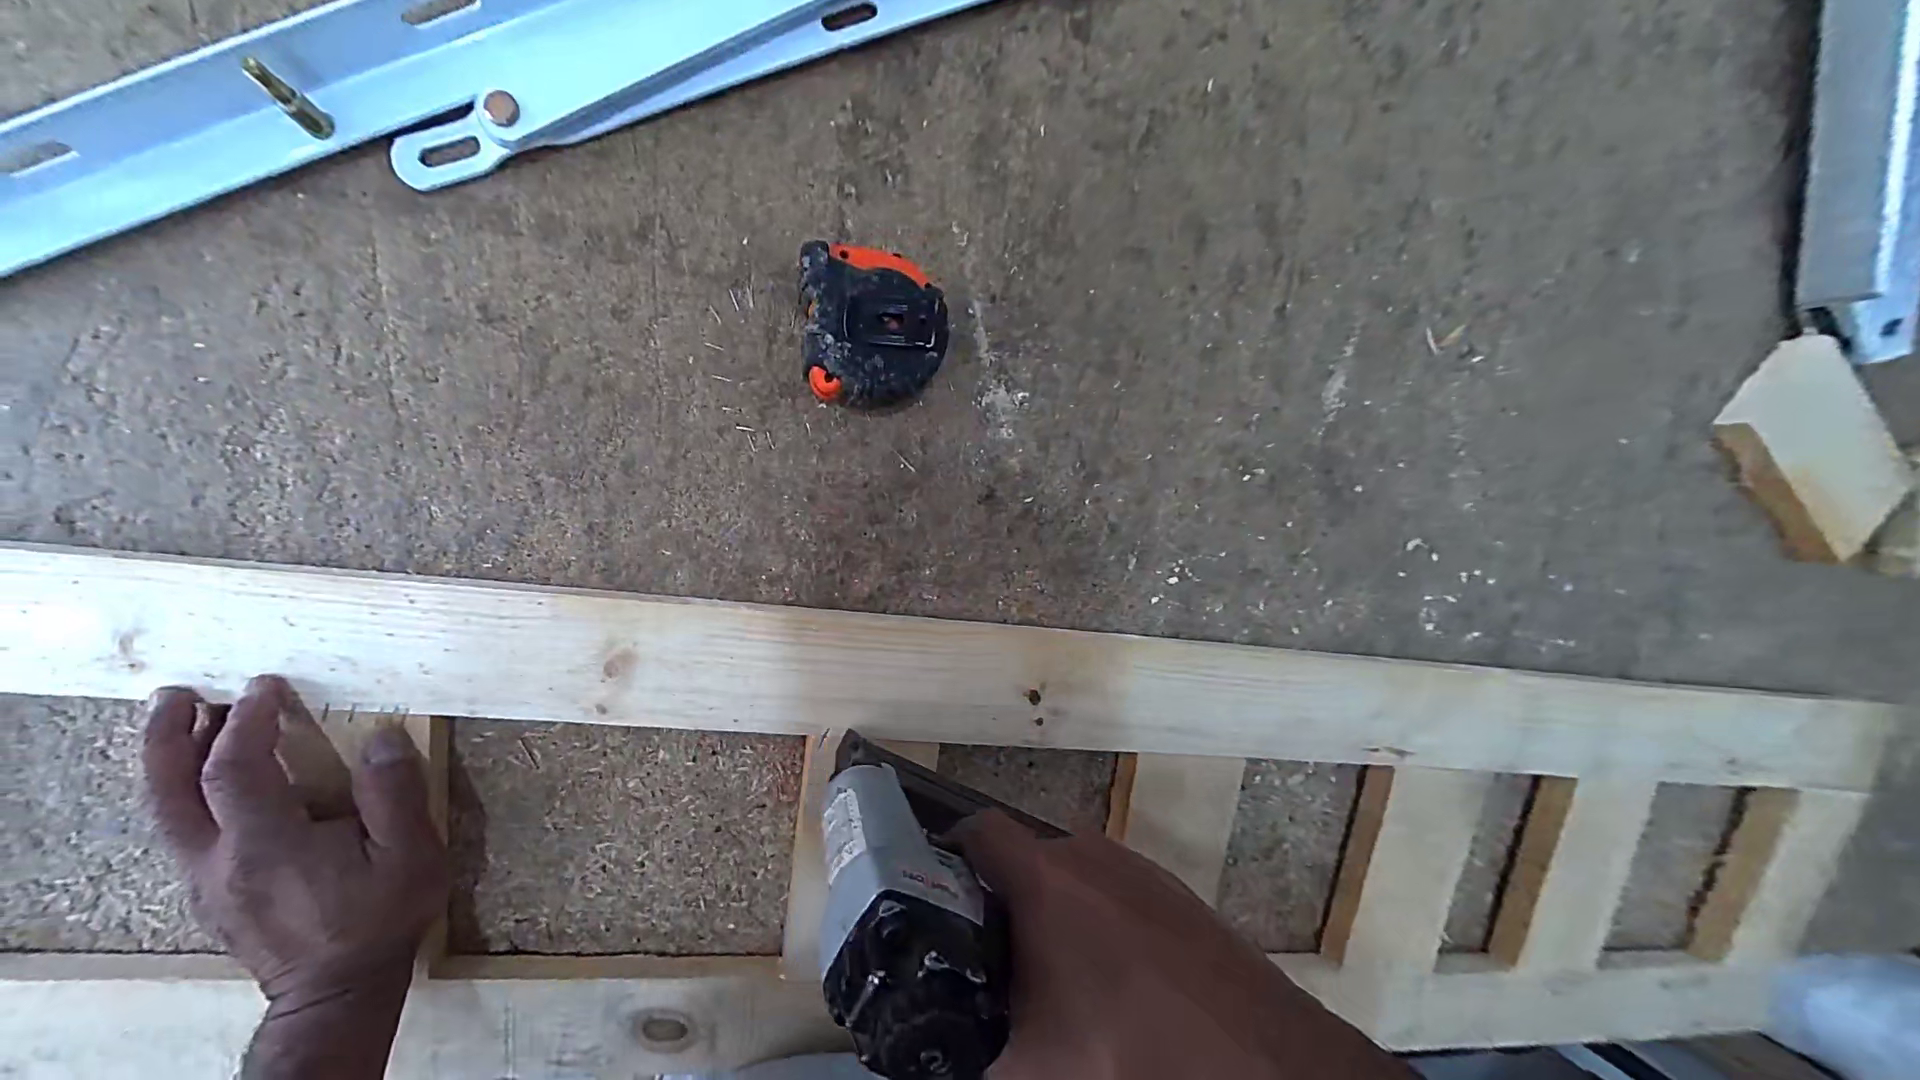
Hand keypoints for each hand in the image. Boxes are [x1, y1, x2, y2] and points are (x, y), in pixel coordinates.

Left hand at [143, 675, 448, 1079]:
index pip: (235, 769)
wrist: (338, 988)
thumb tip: (382, 737)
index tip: (266, 685)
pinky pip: (182, 832)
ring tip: (177, 723)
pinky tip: (204, 782)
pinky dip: (182, 793)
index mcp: (267, 843)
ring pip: (166, 814)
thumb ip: (395, 792)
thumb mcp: (409, 851)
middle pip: (170, 792)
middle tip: (174, 694)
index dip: (246, 722)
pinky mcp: (211, 893)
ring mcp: (207, 880)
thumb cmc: (381, 913)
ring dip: (166, 764)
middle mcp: (219, 860)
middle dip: (166, 738)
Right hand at [955, 812, 1412, 1079]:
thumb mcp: (1037, 1072)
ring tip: (1050, 978)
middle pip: (1022, 859)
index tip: (930, 890)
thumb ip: (979, 1069)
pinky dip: (1097, 921)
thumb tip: (931, 1068)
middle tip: (986, 959)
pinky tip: (1114, 982)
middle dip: (998, 902)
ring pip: (1070, 876)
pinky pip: (1114, 893)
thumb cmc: (1135, 1054)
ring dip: (1050, 913)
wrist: (1268, 1064)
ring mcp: (1137, 869)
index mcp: (1045, 879)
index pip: (978, 830)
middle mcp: (1088, 855)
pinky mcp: (1176, 892)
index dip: (947, 850)